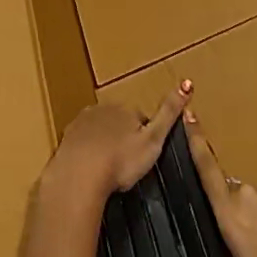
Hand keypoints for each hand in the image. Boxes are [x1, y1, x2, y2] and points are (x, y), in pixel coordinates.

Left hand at [41, 80, 193, 200]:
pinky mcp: (68, 136)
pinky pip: (82, 141)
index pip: (140, 119)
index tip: (144, 155)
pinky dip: (87, 151)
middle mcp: (104, 108)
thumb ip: (169, 113)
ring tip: (109, 168)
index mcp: (126, 109)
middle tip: (127, 164)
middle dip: (123, 137)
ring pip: (99, 129)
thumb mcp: (153, 139)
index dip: (145, 137)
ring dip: (105, 143)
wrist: (80, 173)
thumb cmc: (120, 160)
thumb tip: (188, 83)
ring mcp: (84, 121)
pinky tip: (91, 167)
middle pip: (119, 121)